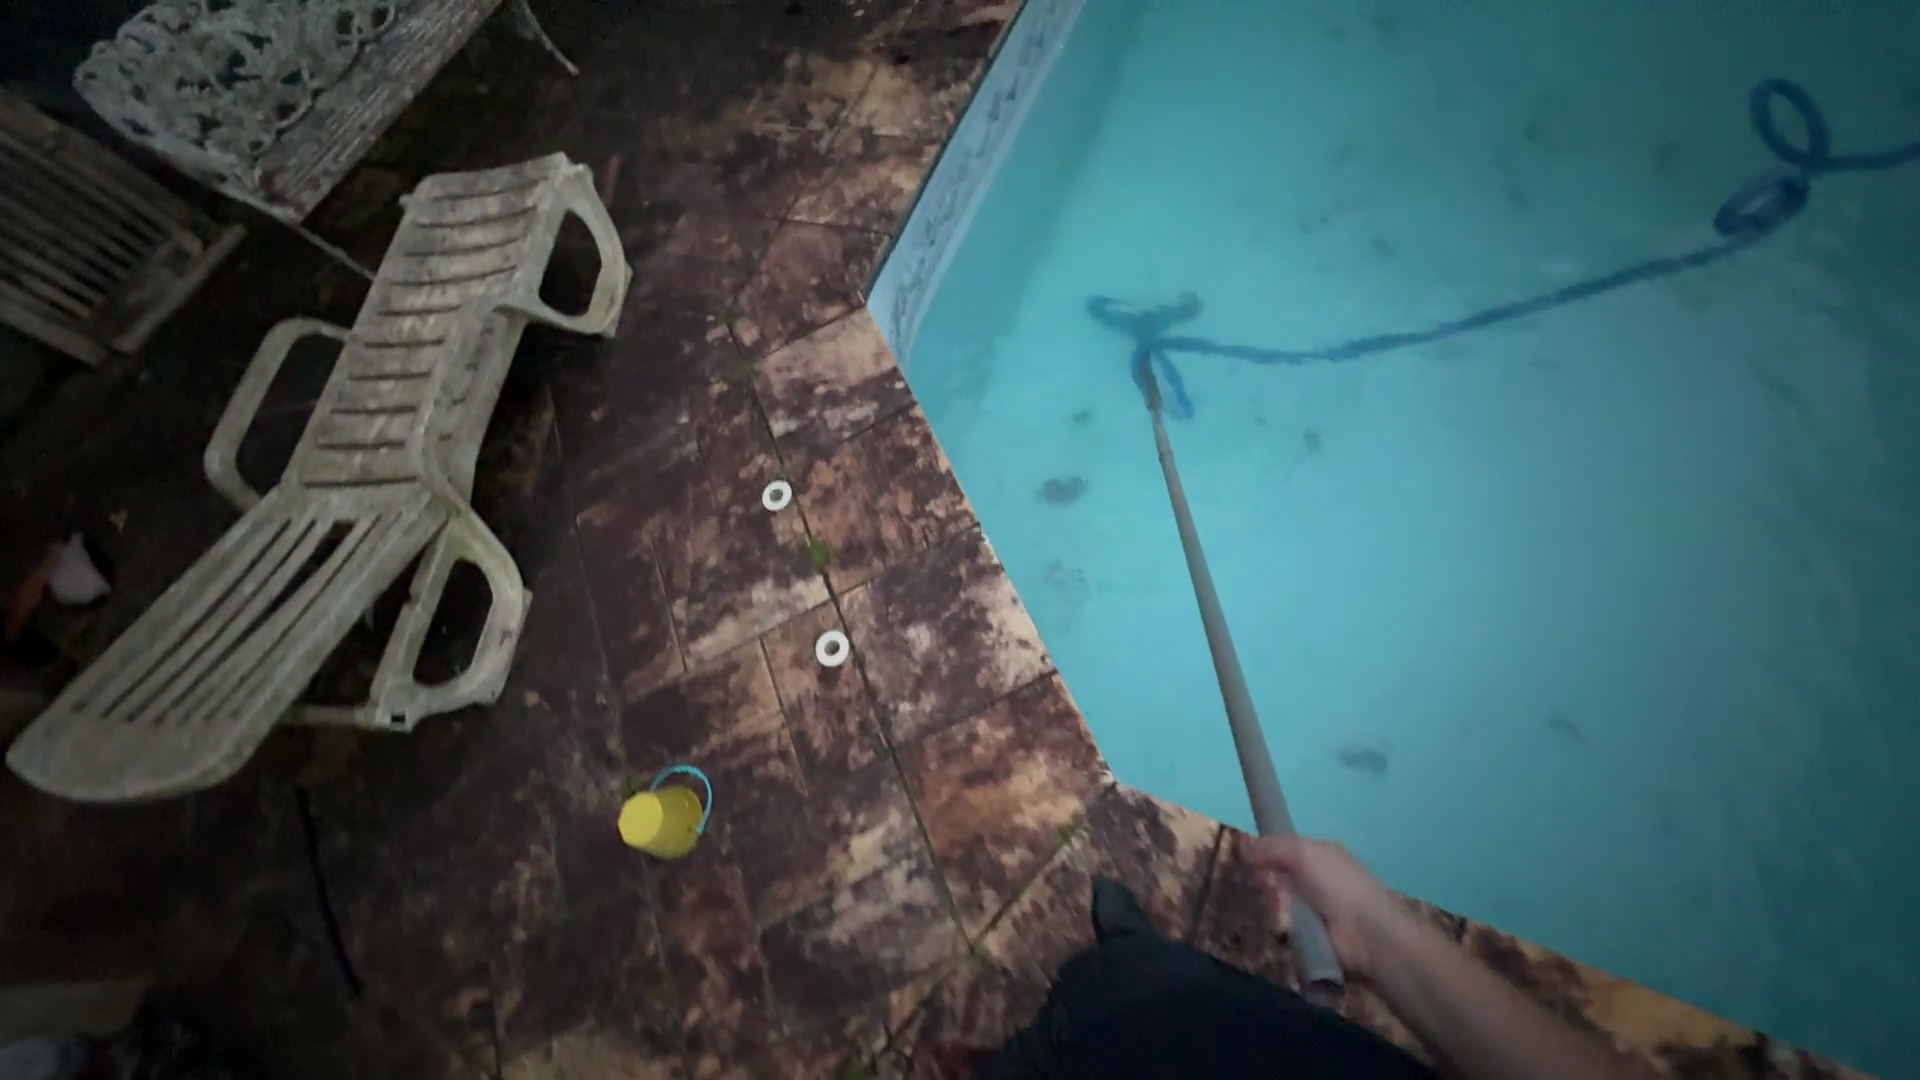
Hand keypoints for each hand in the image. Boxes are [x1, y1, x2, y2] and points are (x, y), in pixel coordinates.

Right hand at [1243, 835, 1410, 981]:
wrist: (1368, 935)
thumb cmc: (1338, 885)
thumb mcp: (1303, 851)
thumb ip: (1270, 846)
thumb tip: (1245, 846)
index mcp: (1319, 856)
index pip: (1282, 852)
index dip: (1268, 857)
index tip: (1259, 863)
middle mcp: (1316, 882)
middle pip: (1275, 879)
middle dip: (1271, 886)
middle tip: (1277, 893)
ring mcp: (1313, 911)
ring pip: (1275, 904)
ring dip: (1275, 909)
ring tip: (1285, 918)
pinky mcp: (1309, 938)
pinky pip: (1282, 928)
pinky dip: (1281, 928)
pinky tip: (1287, 930)